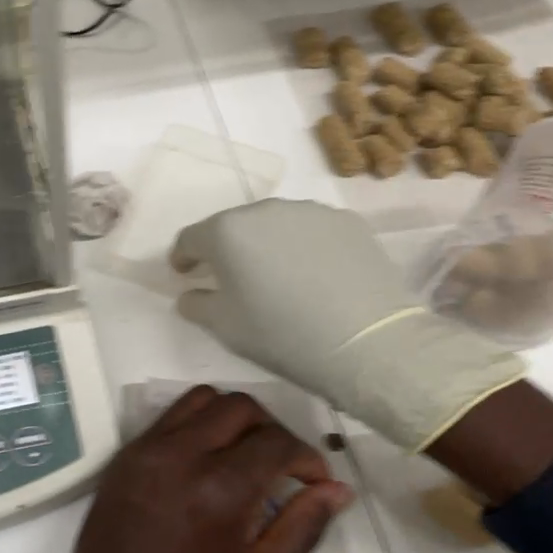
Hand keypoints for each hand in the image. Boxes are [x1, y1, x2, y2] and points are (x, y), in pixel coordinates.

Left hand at [29, 387, 352, 552]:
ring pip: (201, 399)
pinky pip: (168, 416)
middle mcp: (181, 454)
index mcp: (219, 488)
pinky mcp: (126, 454)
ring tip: (245, 457)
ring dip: (232, 418)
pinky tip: (207, 462)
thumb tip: (337, 489)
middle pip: (240, 406)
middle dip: (272, 429)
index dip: (307, 458)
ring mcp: (147, 449)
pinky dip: (197, 424)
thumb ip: (303, 528)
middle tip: (282, 467)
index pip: (276, 441)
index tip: (314, 483)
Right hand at [170, 199, 524, 451]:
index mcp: (227, 231)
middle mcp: (265, 210)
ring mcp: (310, 212)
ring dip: (267, 245)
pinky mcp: (348, 223)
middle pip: (234, 226)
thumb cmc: (282, 334)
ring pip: (275, 225)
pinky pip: (311, 232)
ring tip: (277, 277)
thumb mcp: (225, 327)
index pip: (191, 238)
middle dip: (227, 249)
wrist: (368, 342)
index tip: (185, 274)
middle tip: (232, 279)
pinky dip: (304, 248)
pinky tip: (314, 277)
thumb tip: (190, 293)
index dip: (183, 257)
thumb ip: (196, 304)